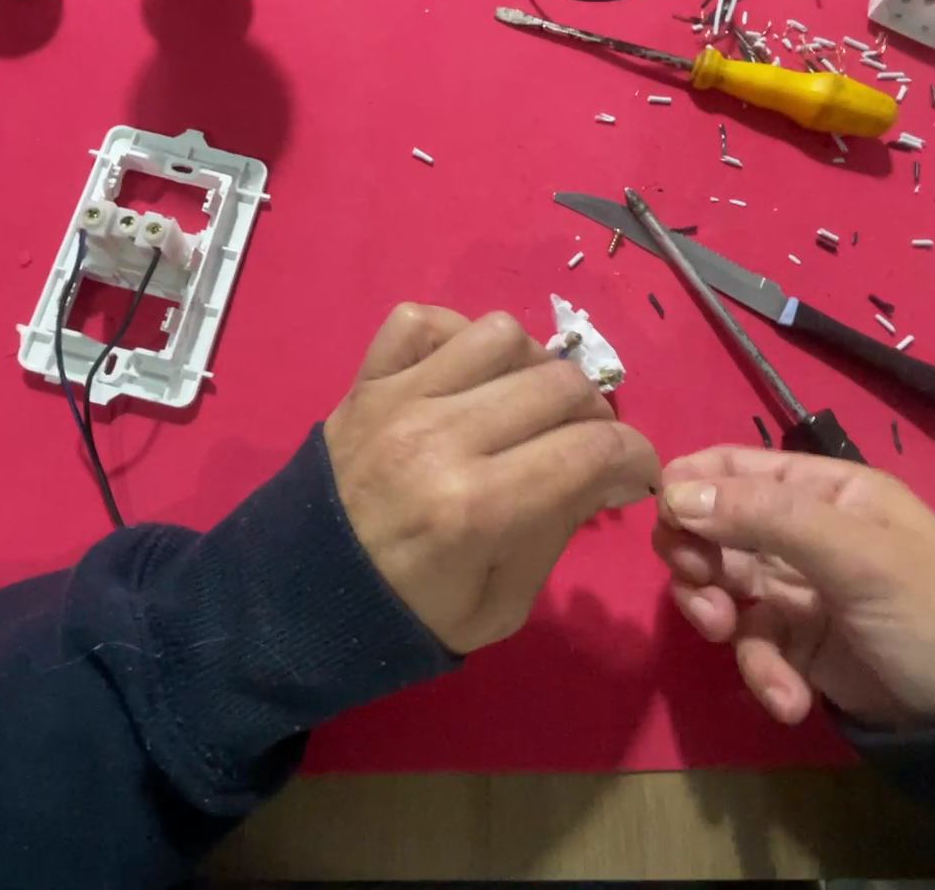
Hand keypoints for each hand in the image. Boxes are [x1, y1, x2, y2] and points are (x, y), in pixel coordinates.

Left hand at [326, 304, 660, 653]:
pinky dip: (456, 335)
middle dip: (596, 416)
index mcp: (476, 507)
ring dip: (534, 367)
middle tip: (586, 447)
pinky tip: (467, 376)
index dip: (635, 456)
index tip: (635, 473)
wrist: (299, 595)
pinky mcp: (366, 381)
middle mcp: (440, 435)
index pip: (591, 449)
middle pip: (558, 383)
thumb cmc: (404, 615)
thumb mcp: (499, 608)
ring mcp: (398, 398)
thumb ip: (557, 532)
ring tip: (529, 405)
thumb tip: (604, 473)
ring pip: (500, 334)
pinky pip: (421, 320)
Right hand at [652, 446, 934, 729]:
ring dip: (710, 608)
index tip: (667, 518)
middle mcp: (795, 530)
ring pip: (714, 581)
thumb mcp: (857, 556)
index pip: (730, 466)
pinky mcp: (788, 639)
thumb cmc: (933, 615)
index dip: (689, 485)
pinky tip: (788, 695)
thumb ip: (766, 518)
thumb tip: (672, 494)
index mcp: (818, 491)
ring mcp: (789, 585)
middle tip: (698, 580)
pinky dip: (757, 668)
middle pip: (708, 523)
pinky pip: (745, 641)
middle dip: (693, 553)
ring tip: (727, 634)